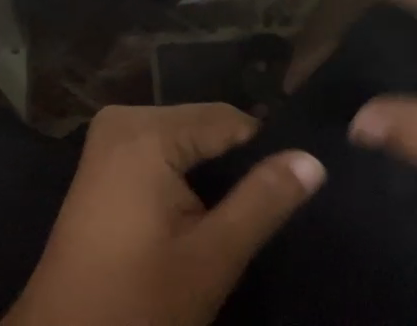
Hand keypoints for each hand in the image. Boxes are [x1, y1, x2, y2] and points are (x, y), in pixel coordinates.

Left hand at [1, 103, 324, 325]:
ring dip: (209, 173)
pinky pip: (160, 148)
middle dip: (232, 165)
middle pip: (205, 125)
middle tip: (246, 218)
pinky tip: (191, 214)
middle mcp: (123, 117)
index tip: (281, 198)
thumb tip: (312, 157)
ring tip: (221, 220)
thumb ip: (263, 201)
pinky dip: (182, 174)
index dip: (262, 157)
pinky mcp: (103, 157)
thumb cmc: (139, 300)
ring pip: (185, 137)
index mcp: (146, 130)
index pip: (230, 120)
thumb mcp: (212, 256)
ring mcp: (108, 136)